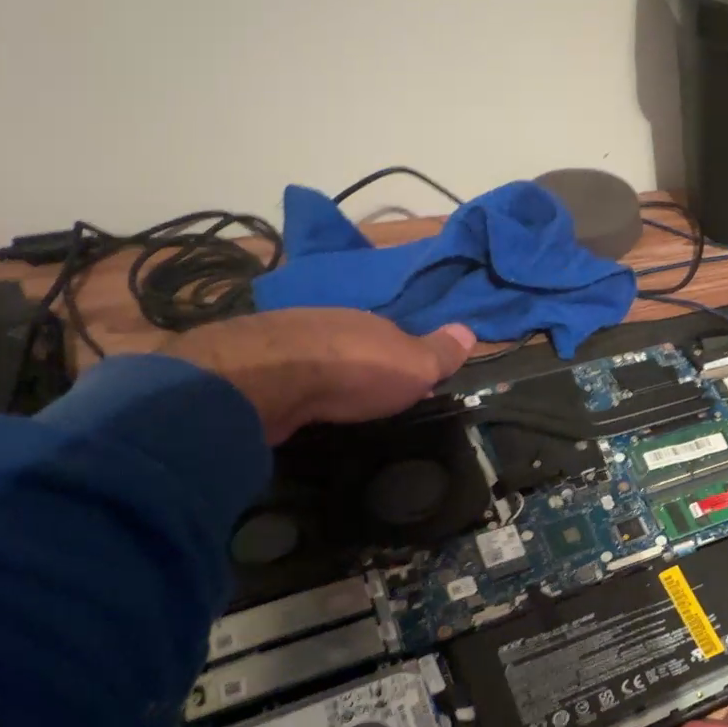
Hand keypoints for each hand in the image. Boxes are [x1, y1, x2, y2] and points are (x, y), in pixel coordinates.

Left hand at [159, 309, 475, 442]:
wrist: (270, 378)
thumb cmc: (357, 372)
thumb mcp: (416, 366)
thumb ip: (441, 353)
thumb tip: (469, 330)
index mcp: (372, 322)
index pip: (398, 338)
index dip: (409, 361)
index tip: (417, 386)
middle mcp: (330, 322)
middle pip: (358, 345)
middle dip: (368, 366)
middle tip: (379, 397)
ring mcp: (290, 339)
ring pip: (321, 356)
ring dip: (331, 375)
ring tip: (340, 404)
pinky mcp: (258, 365)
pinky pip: (290, 374)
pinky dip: (300, 386)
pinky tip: (305, 404)